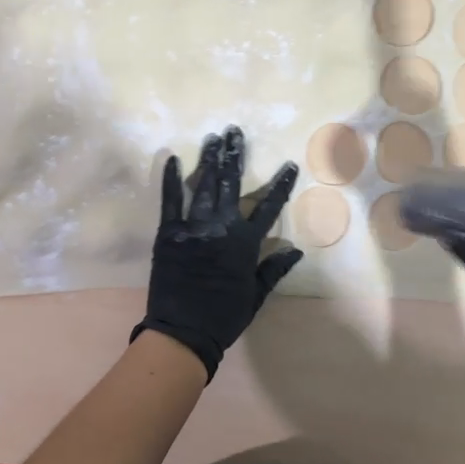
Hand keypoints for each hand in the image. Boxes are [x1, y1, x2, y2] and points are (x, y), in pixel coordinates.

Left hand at [132, 126, 302, 381]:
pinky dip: (170, 180)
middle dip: (235, 156)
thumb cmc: (224, 317)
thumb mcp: (256, 295)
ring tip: (214, 138)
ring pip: (203, 186)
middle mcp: (221, 228)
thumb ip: (274, 269)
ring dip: (209, 160)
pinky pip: (169, 201)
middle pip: (230, 185)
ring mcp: (192, 228)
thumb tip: (297, 250)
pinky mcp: (168, 233)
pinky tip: (172, 159)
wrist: (183, 332)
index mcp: (245, 243)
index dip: (280, 185)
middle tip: (235, 132)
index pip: (268, 207)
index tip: (289, 164)